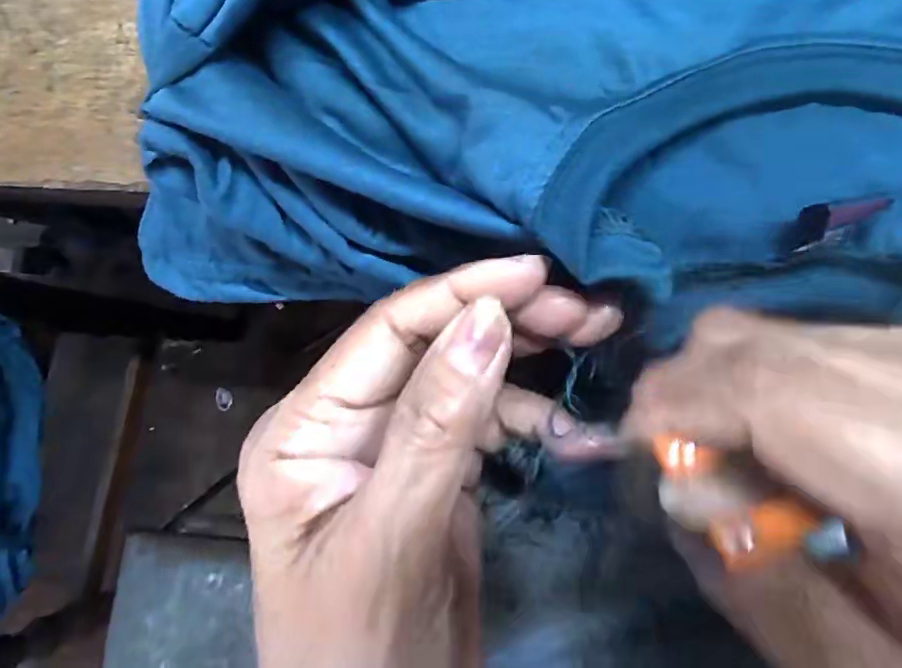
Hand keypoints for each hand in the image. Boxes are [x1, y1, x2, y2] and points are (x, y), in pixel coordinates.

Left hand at [239, 256, 621, 667]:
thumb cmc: (361, 652)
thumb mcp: (395, 536)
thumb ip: (436, 423)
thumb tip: (486, 316)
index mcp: (306, 424)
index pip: (390, 329)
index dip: (464, 291)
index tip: (536, 272)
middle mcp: (348, 418)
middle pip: (436, 340)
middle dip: (510, 317)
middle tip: (584, 307)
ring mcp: (395, 438)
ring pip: (468, 368)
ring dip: (531, 354)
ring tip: (595, 331)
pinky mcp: (436, 463)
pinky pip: (488, 414)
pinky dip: (532, 413)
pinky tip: (572, 429)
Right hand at [625, 309, 901, 667]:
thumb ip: (762, 582)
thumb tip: (674, 484)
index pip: (777, 392)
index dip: (680, 403)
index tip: (628, 445)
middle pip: (768, 344)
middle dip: (688, 390)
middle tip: (678, 462)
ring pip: (783, 329)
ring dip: (729, 382)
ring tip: (743, 460)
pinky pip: (817, 337)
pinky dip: (775, 377)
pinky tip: (801, 440)